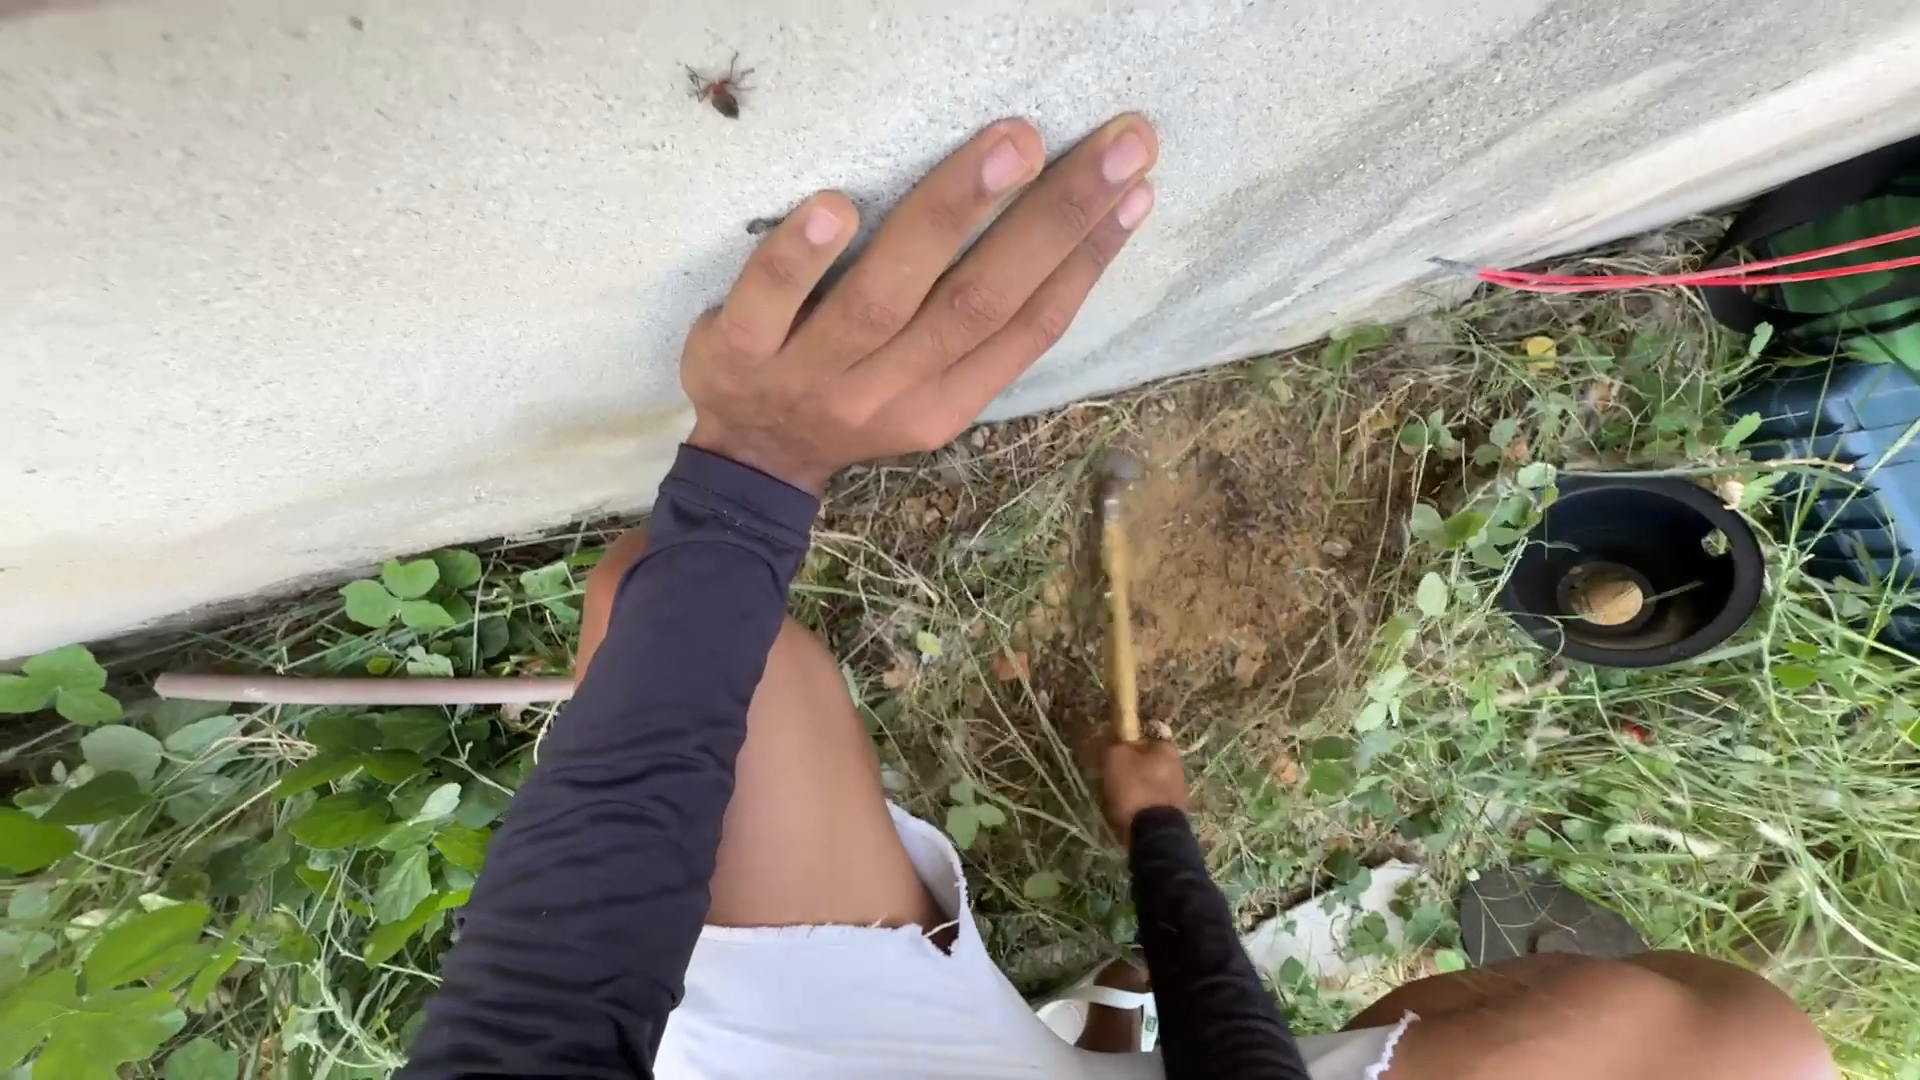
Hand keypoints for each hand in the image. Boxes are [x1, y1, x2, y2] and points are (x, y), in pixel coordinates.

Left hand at [680, 114, 1158, 493]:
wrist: (753, 458)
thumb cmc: (854, 407)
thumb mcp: (927, 399)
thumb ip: (976, 343)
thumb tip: (1058, 249)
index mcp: (944, 406)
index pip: (1027, 333)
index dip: (1085, 264)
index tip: (1136, 189)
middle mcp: (887, 394)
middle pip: (975, 306)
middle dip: (1050, 225)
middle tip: (1115, 148)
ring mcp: (812, 375)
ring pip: (884, 299)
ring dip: (950, 217)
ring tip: (1014, 145)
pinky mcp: (739, 354)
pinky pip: (770, 302)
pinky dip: (802, 258)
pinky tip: (838, 204)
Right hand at [1099, 737, 1187, 845]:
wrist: (1154, 834)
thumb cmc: (1136, 788)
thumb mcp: (1115, 758)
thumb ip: (1114, 745)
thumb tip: (1113, 743)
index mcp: (1168, 750)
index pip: (1144, 739)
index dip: (1125, 745)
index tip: (1112, 755)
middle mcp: (1177, 768)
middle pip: (1146, 763)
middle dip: (1129, 769)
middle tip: (1110, 778)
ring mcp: (1177, 793)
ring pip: (1147, 785)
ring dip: (1132, 790)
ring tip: (1115, 799)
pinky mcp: (1173, 815)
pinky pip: (1149, 804)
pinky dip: (1138, 807)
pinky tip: (1126, 814)